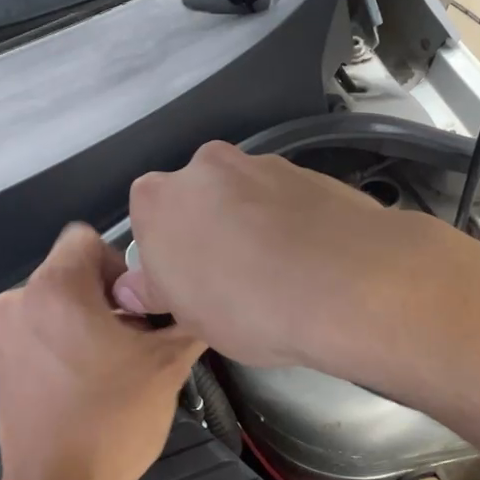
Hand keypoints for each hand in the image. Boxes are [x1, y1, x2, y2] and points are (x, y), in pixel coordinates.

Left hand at [0, 224, 203, 479]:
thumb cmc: (114, 419)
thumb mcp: (168, 365)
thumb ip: (188, 320)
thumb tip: (203, 302)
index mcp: (55, 287)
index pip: (88, 238)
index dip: (121, 263)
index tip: (140, 305)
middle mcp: (19, 300)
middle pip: (71, 270)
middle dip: (107, 295)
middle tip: (138, 336)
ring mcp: (4, 335)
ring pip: (55, 303)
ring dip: (86, 320)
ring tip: (116, 362)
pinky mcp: (1, 366)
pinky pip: (40, 333)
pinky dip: (64, 343)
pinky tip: (89, 382)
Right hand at [113, 141, 479, 370]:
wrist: (347, 283)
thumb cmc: (248, 306)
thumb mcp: (188, 317)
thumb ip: (155, 291)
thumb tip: (132, 287)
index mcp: (158, 198)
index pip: (149, 221)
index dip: (169, 256)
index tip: (189, 287)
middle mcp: (206, 166)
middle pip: (199, 200)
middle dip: (211, 233)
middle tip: (233, 282)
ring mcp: (262, 163)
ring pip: (245, 196)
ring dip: (253, 225)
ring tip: (280, 275)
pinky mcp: (311, 171)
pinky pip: (287, 199)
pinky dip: (291, 221)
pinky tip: (311, 261)